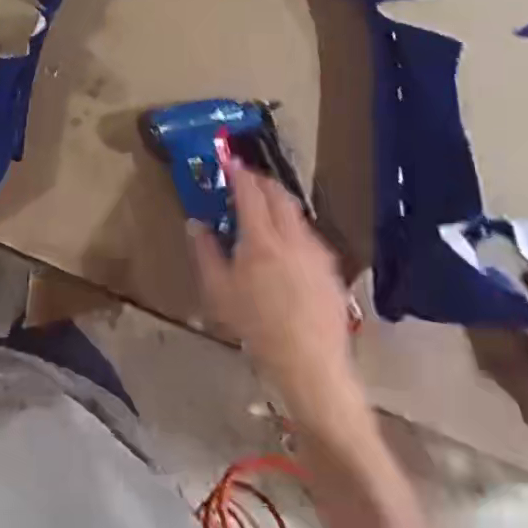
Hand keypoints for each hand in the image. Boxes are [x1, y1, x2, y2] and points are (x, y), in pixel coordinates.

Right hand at [190, 155, 358, 421]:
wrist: (311, 366)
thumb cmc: (256, 328)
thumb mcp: (218, 291)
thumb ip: (205, 251)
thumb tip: (196, 224)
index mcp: (262, 239)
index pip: (250, 191)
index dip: (238, 172)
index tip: (228, 161)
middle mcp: (293, 238)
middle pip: (279, 195)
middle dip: (261, 181)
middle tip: (245, 179)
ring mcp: (317, 253)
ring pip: (297, 215)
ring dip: (278, 204)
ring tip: (262, 211)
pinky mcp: (331, 270)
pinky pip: (308, 237)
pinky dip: (292, 228)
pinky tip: (284, 247)